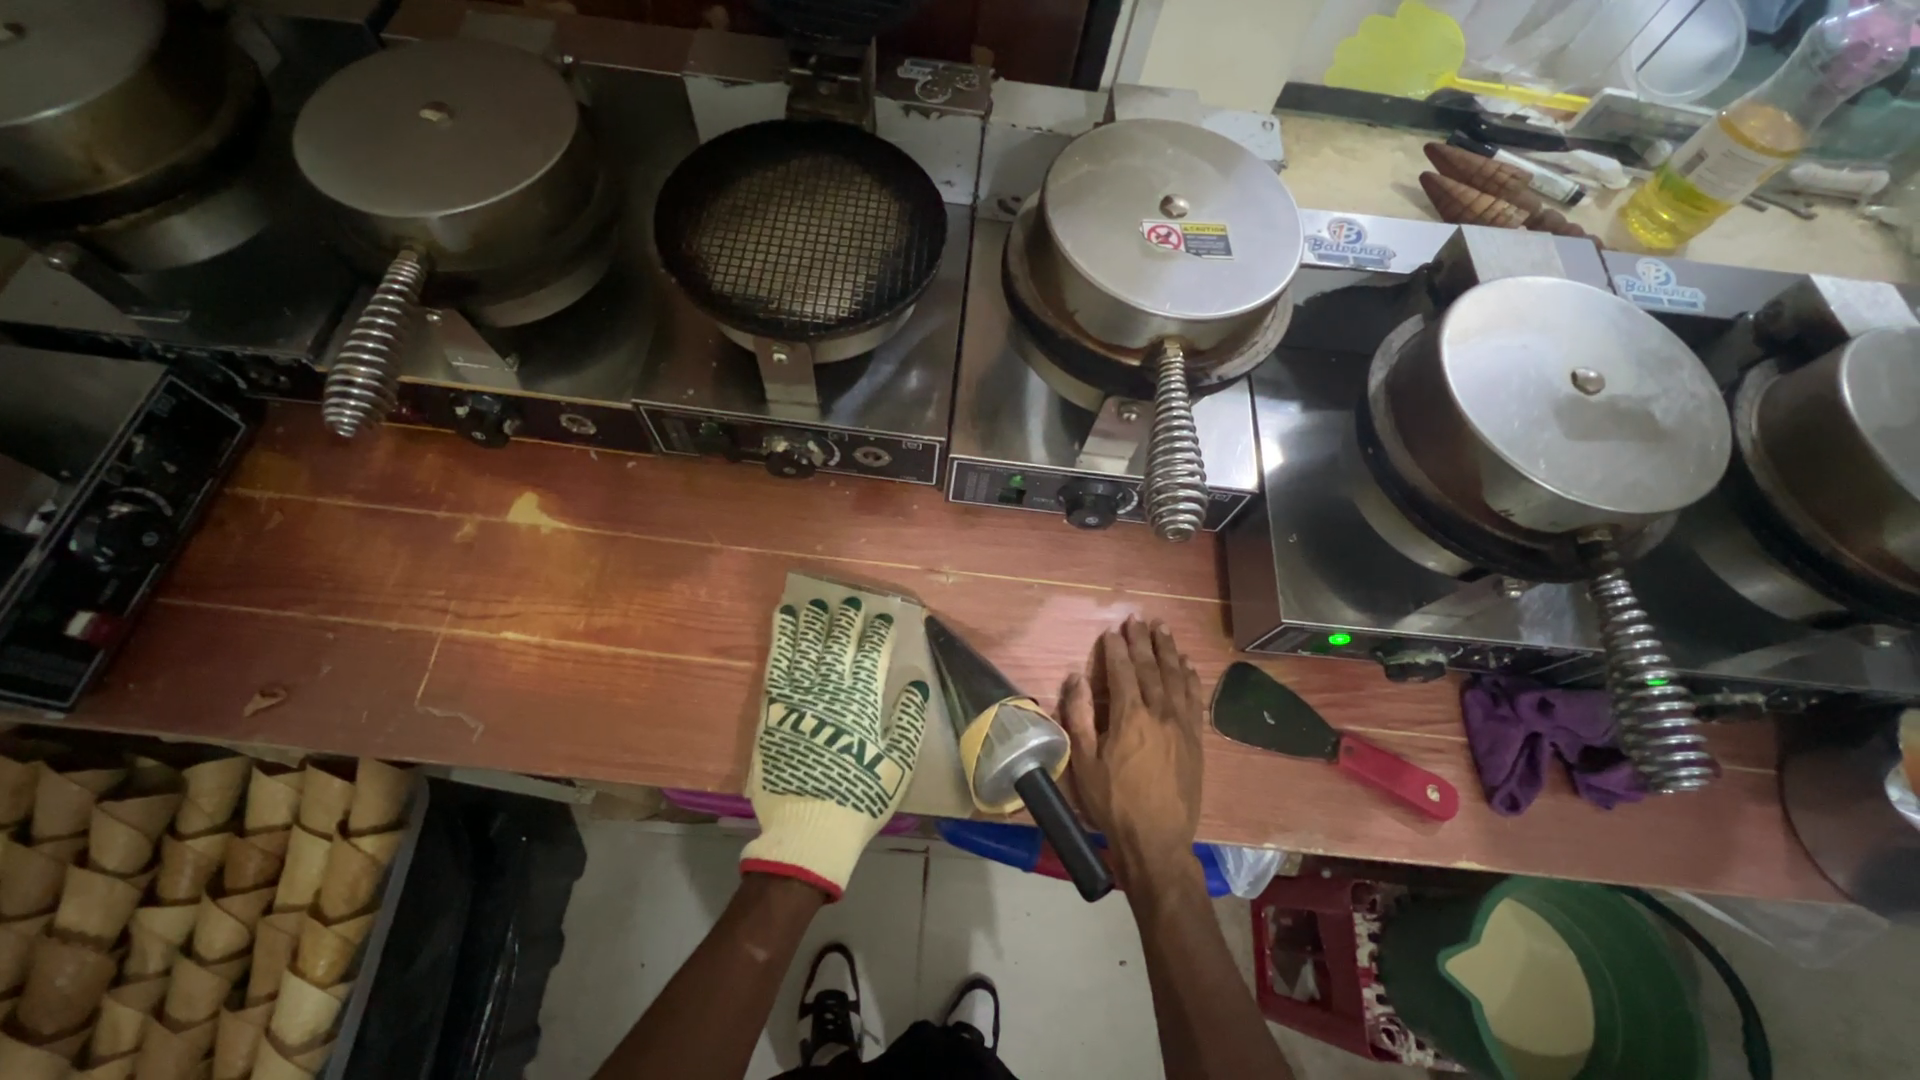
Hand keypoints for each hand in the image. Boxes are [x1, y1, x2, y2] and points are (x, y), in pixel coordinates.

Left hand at [740, 596, 929, 899]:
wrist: (809, 828)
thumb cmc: (858, 799)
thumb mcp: (897, 765)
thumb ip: (907, 722)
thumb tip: (915, 684)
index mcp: (863, 705)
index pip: (872, 657)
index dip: (878, 634)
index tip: (883, 616)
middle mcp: (830, 694)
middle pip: (838, 646)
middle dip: (846, 620)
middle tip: (849, 600)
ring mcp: (797, 699)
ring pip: (806, 649)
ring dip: (811, 623)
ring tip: (814, 603)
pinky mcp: (772, 711)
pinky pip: (776, 666)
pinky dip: (781, 641)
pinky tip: (783, 623)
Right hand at [1059, 617, 1203, 888]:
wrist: (1157, 839)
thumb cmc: (1113, 803)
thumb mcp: (1083, 762)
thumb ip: (1078, 717)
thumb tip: (1075, 678)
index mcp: (1129, 716)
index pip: (1122, 671)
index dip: (1116, 649)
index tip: (1112, 632)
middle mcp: (1159, 713)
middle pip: (1151, 667)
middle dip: (1143, 641)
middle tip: (1138, 619)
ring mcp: (1182, 725)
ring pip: (1176, 677)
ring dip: (1168, 651)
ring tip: (1163, 630)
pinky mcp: (1195, 740)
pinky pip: (1194, 699)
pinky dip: (1190, 677)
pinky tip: (1187, 665)